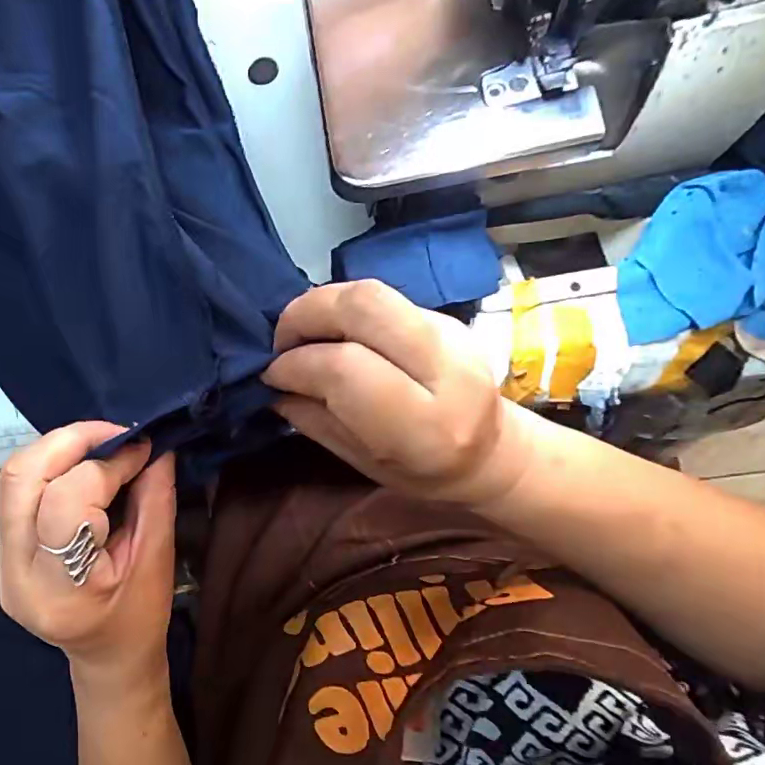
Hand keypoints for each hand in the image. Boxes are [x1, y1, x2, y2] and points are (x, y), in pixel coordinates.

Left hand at [0, 422, 177, 682]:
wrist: (107, 658)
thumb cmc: (138, 621)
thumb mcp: (156, 561)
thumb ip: (153, 498)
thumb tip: (152, 445)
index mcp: (57, 589)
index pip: (65, 503)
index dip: (105, 466)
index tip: (141, 452)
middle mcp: (16, 573)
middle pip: (21, 478)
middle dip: (69, 441)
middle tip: (115, 435)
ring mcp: (3, 562)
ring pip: (13, 477)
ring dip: (57, 448)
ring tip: (100, 445)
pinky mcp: (4, 551)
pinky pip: (18, 490)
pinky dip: (50, 465)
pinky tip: (82, 464)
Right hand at [262, 280, 531, 504]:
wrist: (493, 453)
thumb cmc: (422, 473)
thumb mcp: (360, 460)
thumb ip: (314, 418)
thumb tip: (273, 383)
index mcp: (423, 424)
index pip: (344, 368)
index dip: (295, 365)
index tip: (271, 375)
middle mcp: (443, 368)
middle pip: (363, 305)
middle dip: (305, 314)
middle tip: (281, 341)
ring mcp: (448, 333)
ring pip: (372, 292)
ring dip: (321, 306)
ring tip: (300, 334)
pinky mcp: (443, 316)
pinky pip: (381, 298)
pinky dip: (342, 309)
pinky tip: (329, 333)